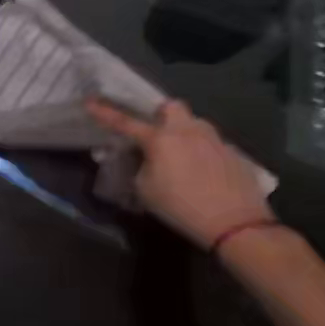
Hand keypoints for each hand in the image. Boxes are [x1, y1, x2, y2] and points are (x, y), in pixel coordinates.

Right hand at [86, 98, 274, 248]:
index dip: (105, 112)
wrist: (236, 223)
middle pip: (171, 106)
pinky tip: (200, 172)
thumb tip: (141, 158)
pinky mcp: (233, 153)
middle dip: (159, 114)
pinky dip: (199, 150)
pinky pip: (209, 142)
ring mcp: (214, 140)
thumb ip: (138, 167)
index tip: (89, 102)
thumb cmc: (180, 206)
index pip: (125, 122)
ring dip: (181, 131)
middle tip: (153, 132)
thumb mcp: (144, 190)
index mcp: (161, 139)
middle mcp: (188, 131)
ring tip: (178, 155)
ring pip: (193, 123)